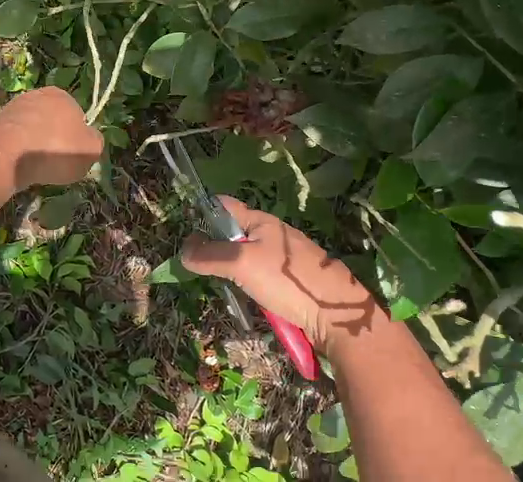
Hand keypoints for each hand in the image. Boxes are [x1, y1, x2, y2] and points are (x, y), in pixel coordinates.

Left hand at [0, 87, 101, 189]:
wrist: (6, 155)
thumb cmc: (54, 149)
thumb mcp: (91, 149)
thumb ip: (95, 141)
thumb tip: (88, 138)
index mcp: (61, 95)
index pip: (76, 115)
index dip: (77, 136)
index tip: (74, 152)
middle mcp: (36, 95)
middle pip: (53, 122)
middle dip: (56, 140)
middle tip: (57, 161)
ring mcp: (13, 108)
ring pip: (33, 131)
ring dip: (37, 146)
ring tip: (38, 166)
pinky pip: (16, 140)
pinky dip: (20, 151)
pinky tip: (21, 164)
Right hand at [179, 199, 383, 355]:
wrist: (339, 317)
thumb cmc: (287, 280)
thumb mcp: (240, 263)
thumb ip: (209, 255)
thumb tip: (183, 250)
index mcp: (261, 220)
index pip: (223, 205)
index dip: (203, 214)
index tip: (188, 234)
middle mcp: (273, 235)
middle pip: (234, 235)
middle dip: (217, 250)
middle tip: (205, 269)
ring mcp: (286, 260)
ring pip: (248, 260)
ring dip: (236, 274)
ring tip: (231, 289)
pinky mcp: (295, 283)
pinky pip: (264, 279)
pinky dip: (254, 288)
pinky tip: (255, 301)